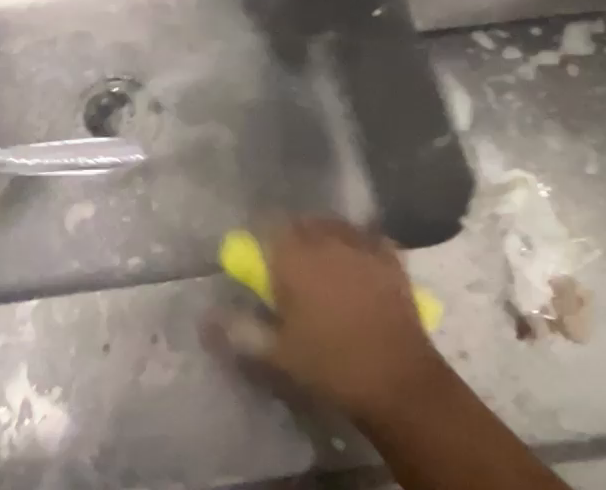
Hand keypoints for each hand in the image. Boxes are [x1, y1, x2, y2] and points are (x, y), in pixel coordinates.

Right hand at [212, 216, 445, 423]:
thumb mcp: (276, 354)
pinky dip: (357, 243)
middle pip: (301, 222)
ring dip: (323, 235)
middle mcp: (326, 240)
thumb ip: (238, 330)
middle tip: (287, 265)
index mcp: (293, 257)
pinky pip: (367, 237)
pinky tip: (357, 262)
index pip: (266, 225)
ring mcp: (362, 245)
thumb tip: (205, 318)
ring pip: (334, 225)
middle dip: (290, 236)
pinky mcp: (391, 258)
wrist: (400, 382)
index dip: (259, 238)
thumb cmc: (331, 366)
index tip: (256, 258)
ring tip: (321, 260)